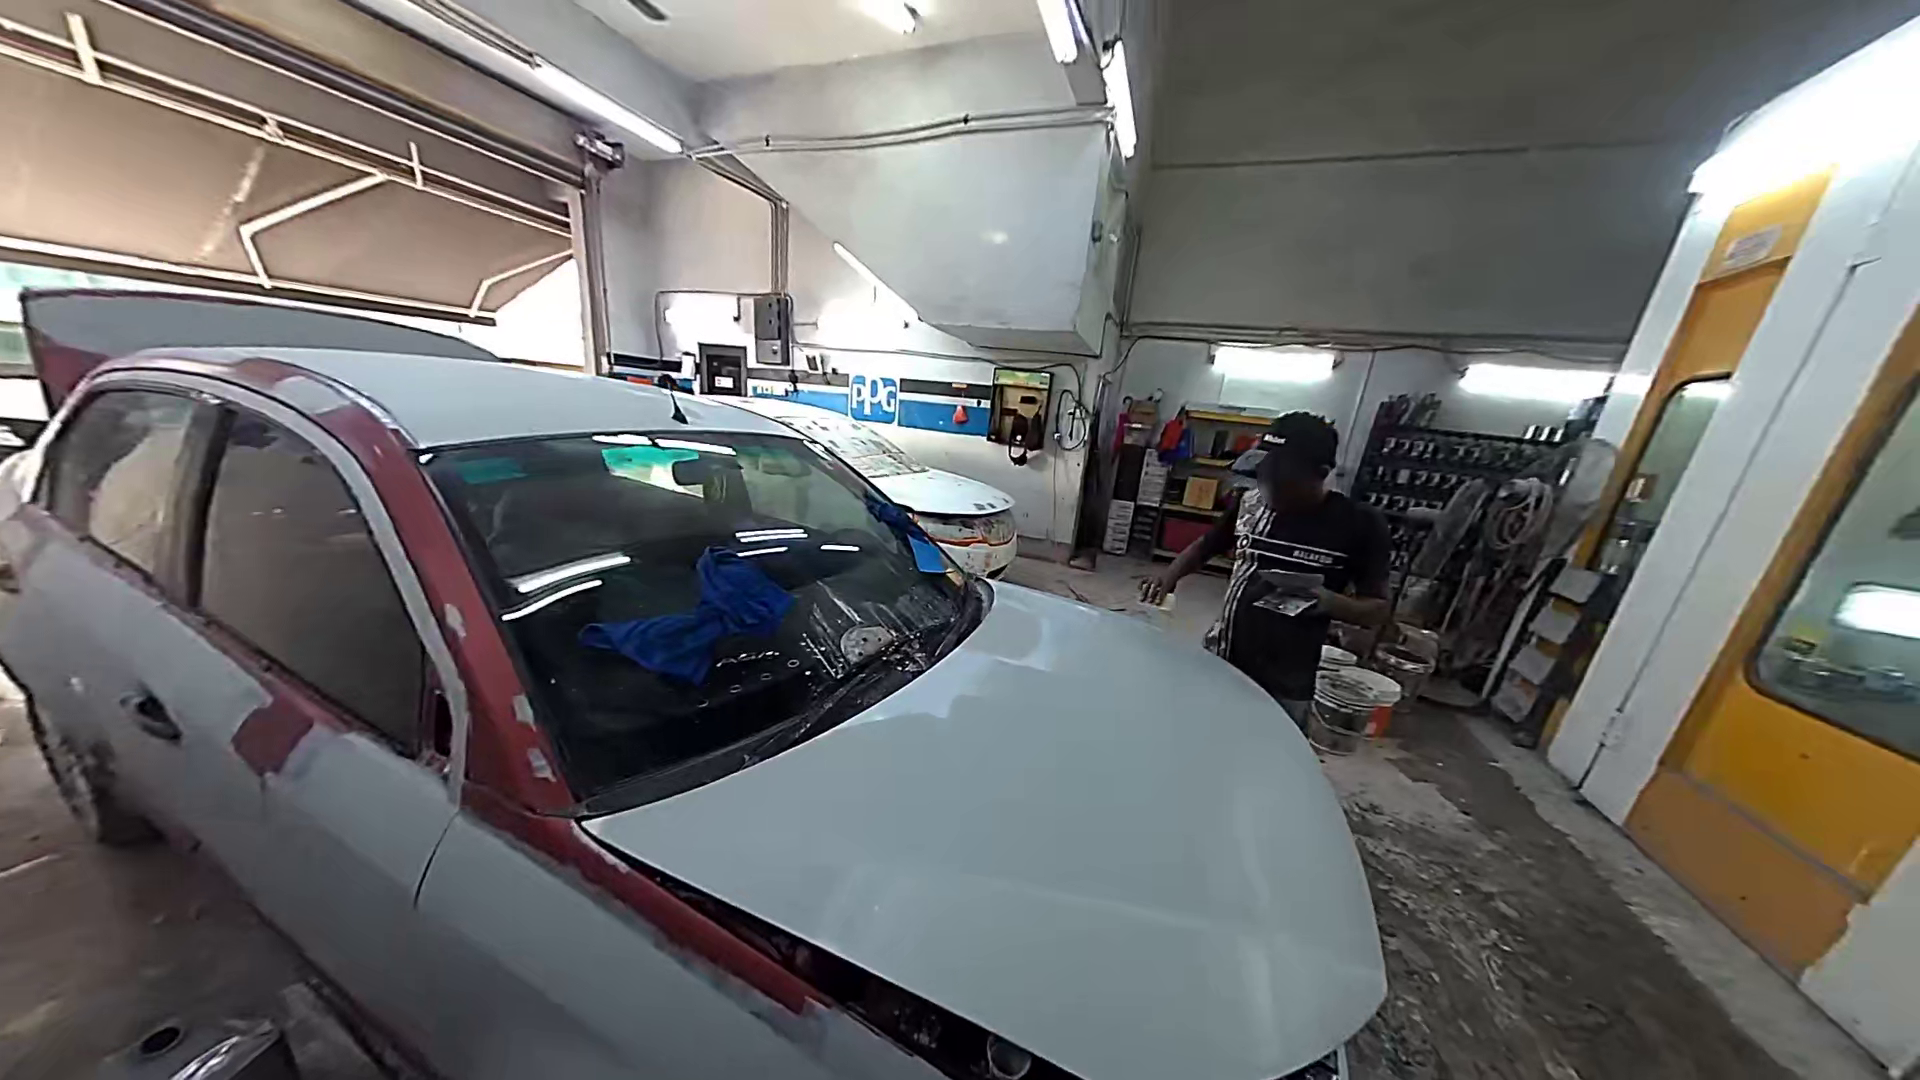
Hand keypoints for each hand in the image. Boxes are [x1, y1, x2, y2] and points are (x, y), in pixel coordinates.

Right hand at [1140, 571, 1175, 604]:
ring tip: (1141, 599)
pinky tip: (1139, 589)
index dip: (1160, 598)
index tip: (1157, 604)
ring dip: (1144, 592)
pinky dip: (1140, 584)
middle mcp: (1159, 580)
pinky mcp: (1150, 576)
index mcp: (1166, 584)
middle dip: (1151, 595)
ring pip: (1148, 585)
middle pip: (1154, 588)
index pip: (1163, 592)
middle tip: (1148, 602)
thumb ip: (1166, 594)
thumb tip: (1160, 602)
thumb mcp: (1172, 589)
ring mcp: (1154, 578)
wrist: (1172, 572)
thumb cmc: (1172, 583)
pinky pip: (1143, 580)